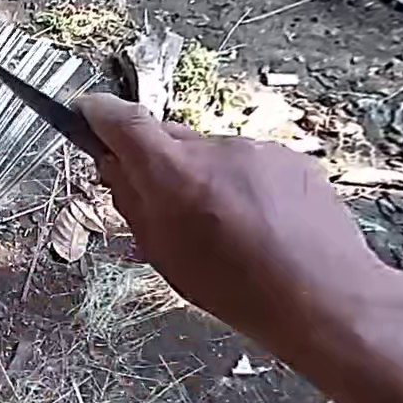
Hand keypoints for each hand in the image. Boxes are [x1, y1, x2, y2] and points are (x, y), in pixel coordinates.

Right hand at [75, 93, 402, 363]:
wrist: (318, 293)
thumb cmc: (229, 282)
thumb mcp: (157, 247)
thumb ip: (131, 199)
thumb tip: (114, 166)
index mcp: (172, 173)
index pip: (125, 122)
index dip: (98, 112)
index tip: (84, 109)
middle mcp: (213, 149)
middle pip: (164, 136)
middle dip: (149, 159)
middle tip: (147, 194)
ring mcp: (256, 150)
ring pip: (204, 151)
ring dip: (194, 174)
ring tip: (208, 221)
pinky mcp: (289, 157)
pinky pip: (242, 160)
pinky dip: (231, 181)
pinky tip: (244, 218)